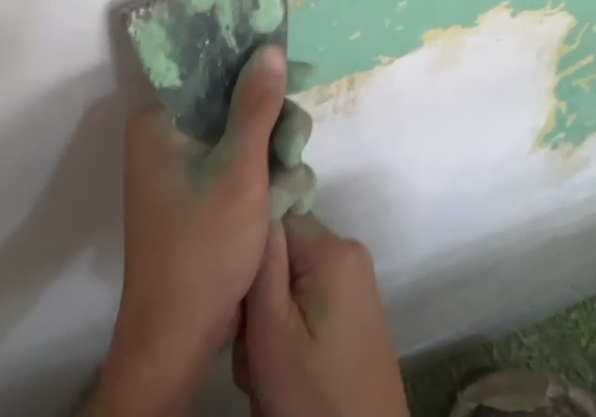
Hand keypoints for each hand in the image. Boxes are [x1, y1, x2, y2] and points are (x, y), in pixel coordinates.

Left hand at [85, 45, 291, 415]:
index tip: (300, 71)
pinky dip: (265, 178)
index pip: (210, 68)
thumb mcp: (238, 171)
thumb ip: (256, 106)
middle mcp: (167, 136)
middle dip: (273, 123)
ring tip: (289, 188)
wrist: (179, 333)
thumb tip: (271, 48)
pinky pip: (241, 165)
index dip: (256, 64)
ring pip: (245, 135)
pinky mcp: (202, 193)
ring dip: (275, 156)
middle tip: (294, 147)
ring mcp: (184, 167)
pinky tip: (284, 200)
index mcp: (159, 120)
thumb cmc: (202, 247)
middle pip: (234, 101)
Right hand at [237, 214, 407, 416]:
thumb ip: (263, 260)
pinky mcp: (353, 309)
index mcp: (333, 249)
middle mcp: (349, 253)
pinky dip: (287, 330)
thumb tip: (257, 201)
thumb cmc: (312, 393)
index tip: (240, 300)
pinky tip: (284, 366)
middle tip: (253, 343)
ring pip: (287, 281)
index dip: (248, 257)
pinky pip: (305, 301)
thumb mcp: (271, 328)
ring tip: (267, 363)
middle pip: (280, 252)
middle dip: (257, 296)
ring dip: (268, 320)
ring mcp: (354, 282)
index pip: (272, 220)